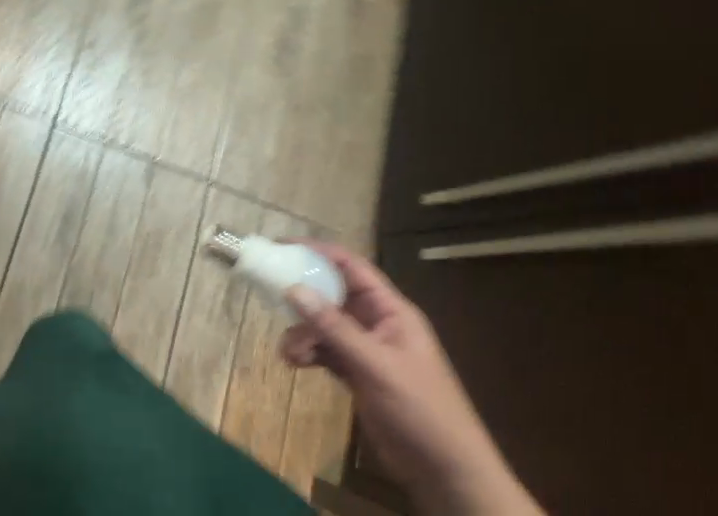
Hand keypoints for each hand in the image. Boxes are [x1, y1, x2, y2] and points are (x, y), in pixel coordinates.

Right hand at [280, 242, 542, 515]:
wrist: (446, 471)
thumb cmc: (421, 409)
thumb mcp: (376, 365)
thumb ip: (334, 327)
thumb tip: (293, 288)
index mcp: (392, 312)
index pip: (352, 269)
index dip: (319, 253)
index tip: (282, 247)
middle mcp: (377, 324)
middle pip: (332, 295)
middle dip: (302, 297)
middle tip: (270, 296)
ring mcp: (367, 350)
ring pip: (323, 325)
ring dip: (301, 333)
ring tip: (289, 352)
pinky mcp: (357, 373)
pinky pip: (324, 350)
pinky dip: (308, 352)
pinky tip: (296, 363)